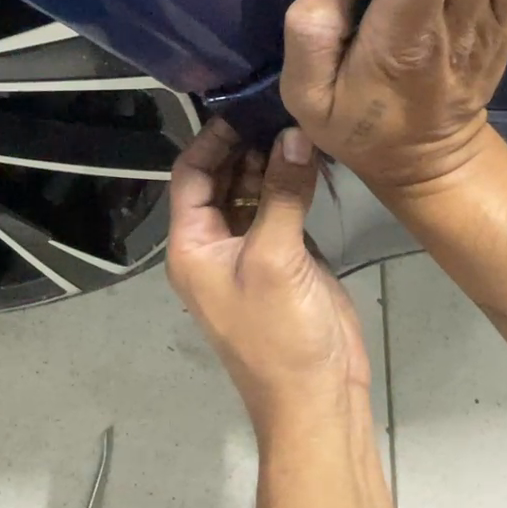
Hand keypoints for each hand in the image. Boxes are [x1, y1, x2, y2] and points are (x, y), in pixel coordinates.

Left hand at [166, 120, 369, 431]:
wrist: (316, 399)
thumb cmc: (280, 332)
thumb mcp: (276, 258)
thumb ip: (282, 192)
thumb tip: (293, 133)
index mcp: (192, 245)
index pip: (191, 176)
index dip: (213, 140)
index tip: (245, 108)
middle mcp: (214, 244)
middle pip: (221, 181)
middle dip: (245, 146)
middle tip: (278, 108)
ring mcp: (249, 252)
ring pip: (251, 193)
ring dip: (270, 163)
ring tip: (296, 124)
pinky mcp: (284, 260)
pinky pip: (279, 211)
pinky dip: (290, 186)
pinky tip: (309, 158)